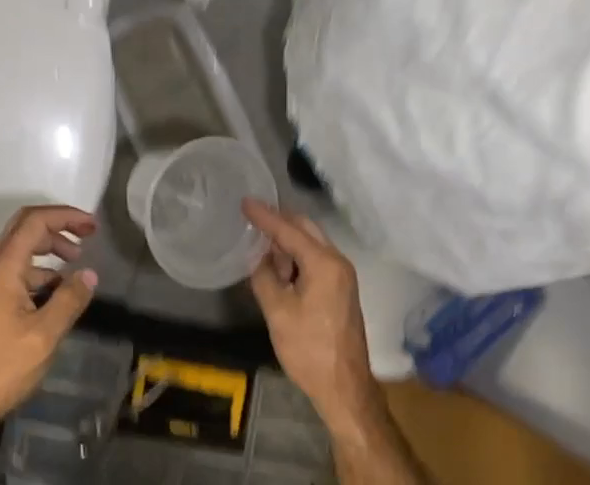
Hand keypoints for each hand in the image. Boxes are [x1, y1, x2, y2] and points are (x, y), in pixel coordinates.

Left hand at [0, 205, 98, 429]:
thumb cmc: (2, 368)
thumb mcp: (44, 336)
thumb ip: (69, 300)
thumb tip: (89, 274)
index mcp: (4, 269)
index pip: (34, 222)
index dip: (64, 216)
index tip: (91, 226)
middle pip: (25, 229)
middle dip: (57, 225)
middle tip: (86, 234)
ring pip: (21, 251)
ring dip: (50, 249)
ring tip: (76, 265)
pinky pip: (17, 273)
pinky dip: (40, 272)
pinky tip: (57, 293)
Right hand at [244, 199, 380, 425]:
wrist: (344, 388)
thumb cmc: (309, 349)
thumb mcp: (277, 312)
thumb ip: (264, 277)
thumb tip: (256, 258)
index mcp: (324, 263)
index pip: (289, 230)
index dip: (265, 216)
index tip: (245, 201)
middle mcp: (338, 262)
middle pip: (305, 229)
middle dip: (279, 224)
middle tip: (251, 220)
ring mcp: (343, 276)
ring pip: (311, 245)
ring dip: (287, 244)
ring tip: (260, 251)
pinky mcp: (341, 290)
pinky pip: (316, 261)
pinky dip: (297, 259)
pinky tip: (278, 269)